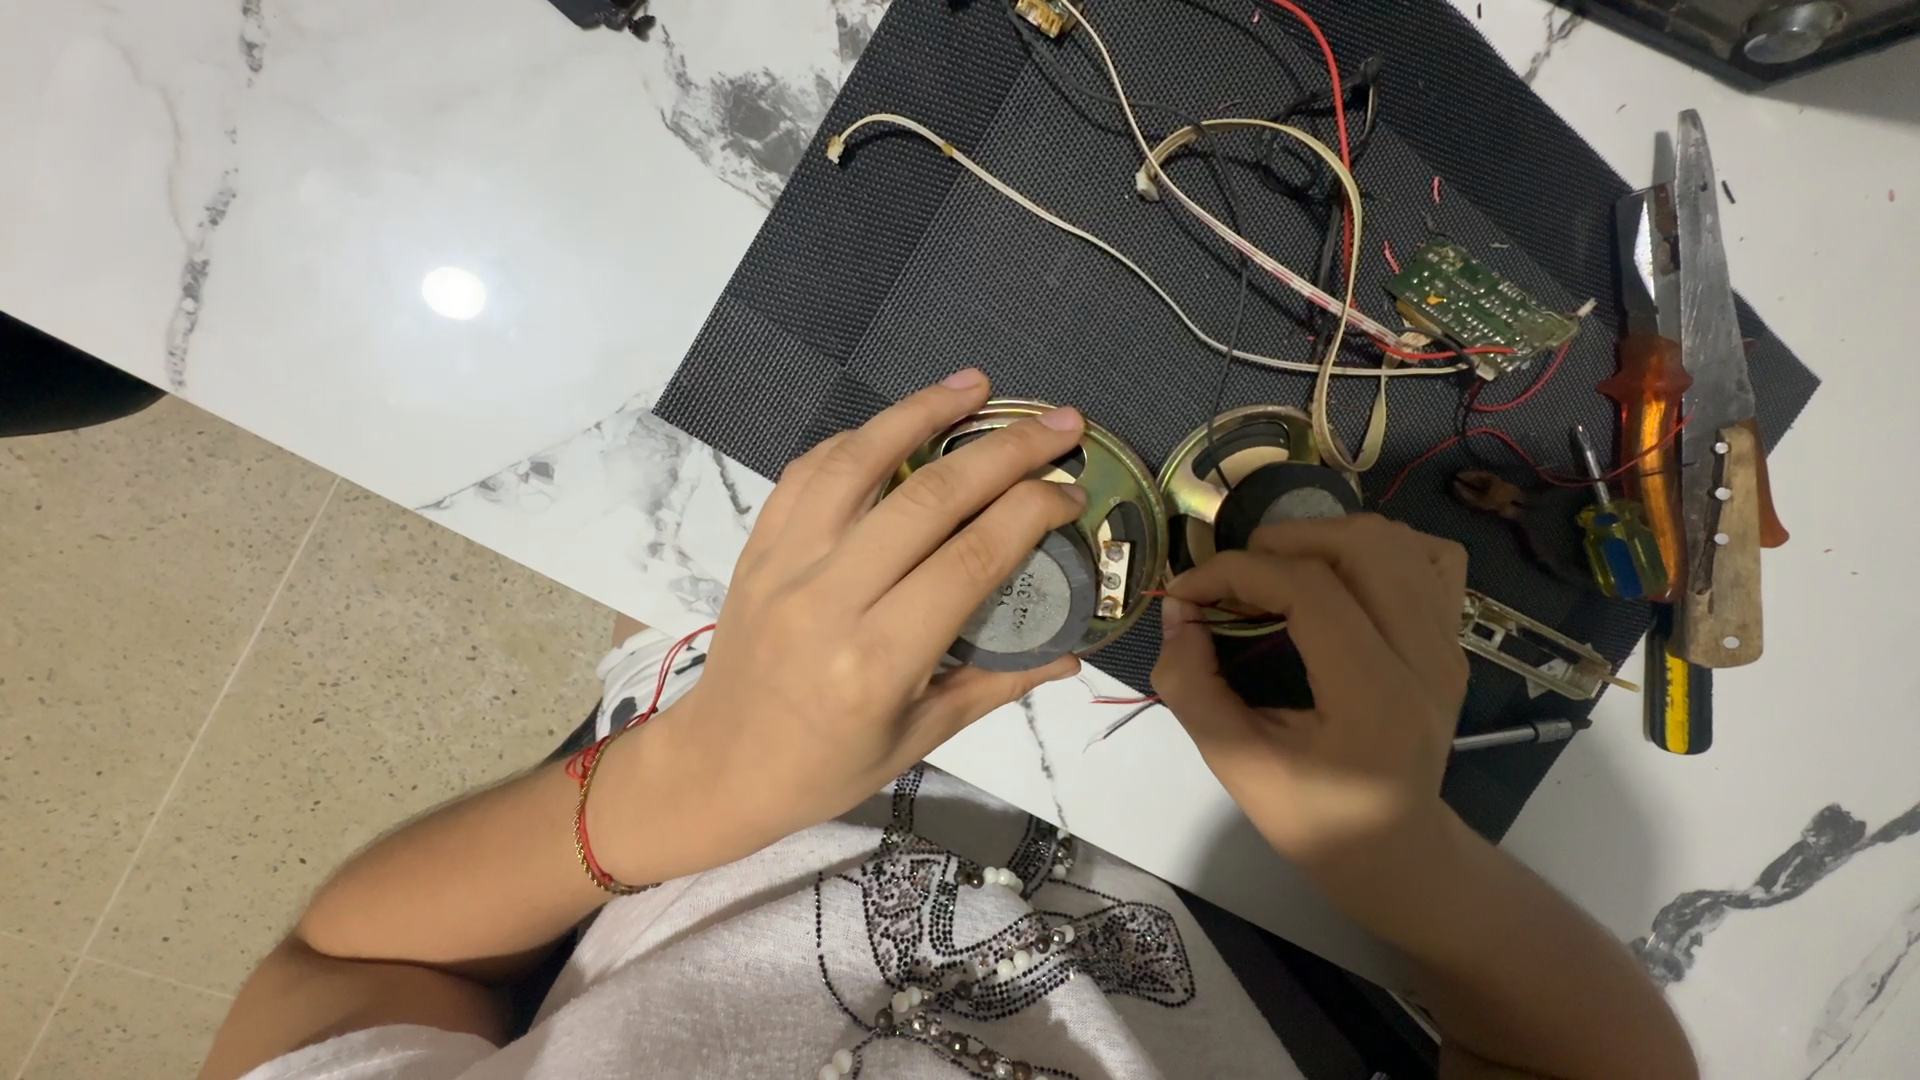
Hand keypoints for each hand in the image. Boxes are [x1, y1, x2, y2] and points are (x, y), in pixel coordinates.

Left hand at [595, 371, 1089, 882]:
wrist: (717, 766)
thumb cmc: (827, 766)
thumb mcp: (922, 736)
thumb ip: (1000, 682)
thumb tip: (1074, 648)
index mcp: (878, 660)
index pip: (971, 559)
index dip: (1031, 512)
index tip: (1071, 491)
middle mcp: (829, 599)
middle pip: (928, 499)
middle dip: (1004, 451)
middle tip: (1057, 422)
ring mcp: (784, 563)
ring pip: (858, 463)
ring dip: (921, 412)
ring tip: (975, 385)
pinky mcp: (758, 545)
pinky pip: (809, 472)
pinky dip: (858, 438)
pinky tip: (897, 422)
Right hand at [1151, 516, 1468, 880]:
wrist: (1393, 849)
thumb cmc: (1310, 816)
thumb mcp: (1232, 761)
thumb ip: (1190, 684)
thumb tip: (1179, 612)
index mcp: (1374, 695)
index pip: (1309, 589)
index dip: (1235, 572)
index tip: (1187, 592)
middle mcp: (1425, 658)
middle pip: (1361, 545)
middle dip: (1279, 543)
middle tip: (1234, 581)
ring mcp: (1448, 645)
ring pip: (1394, 541)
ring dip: (1321, 539)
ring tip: (1275, 575)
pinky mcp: (1451, 640)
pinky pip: (1429, 558)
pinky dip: (1377, 548)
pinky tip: (1339, 576)